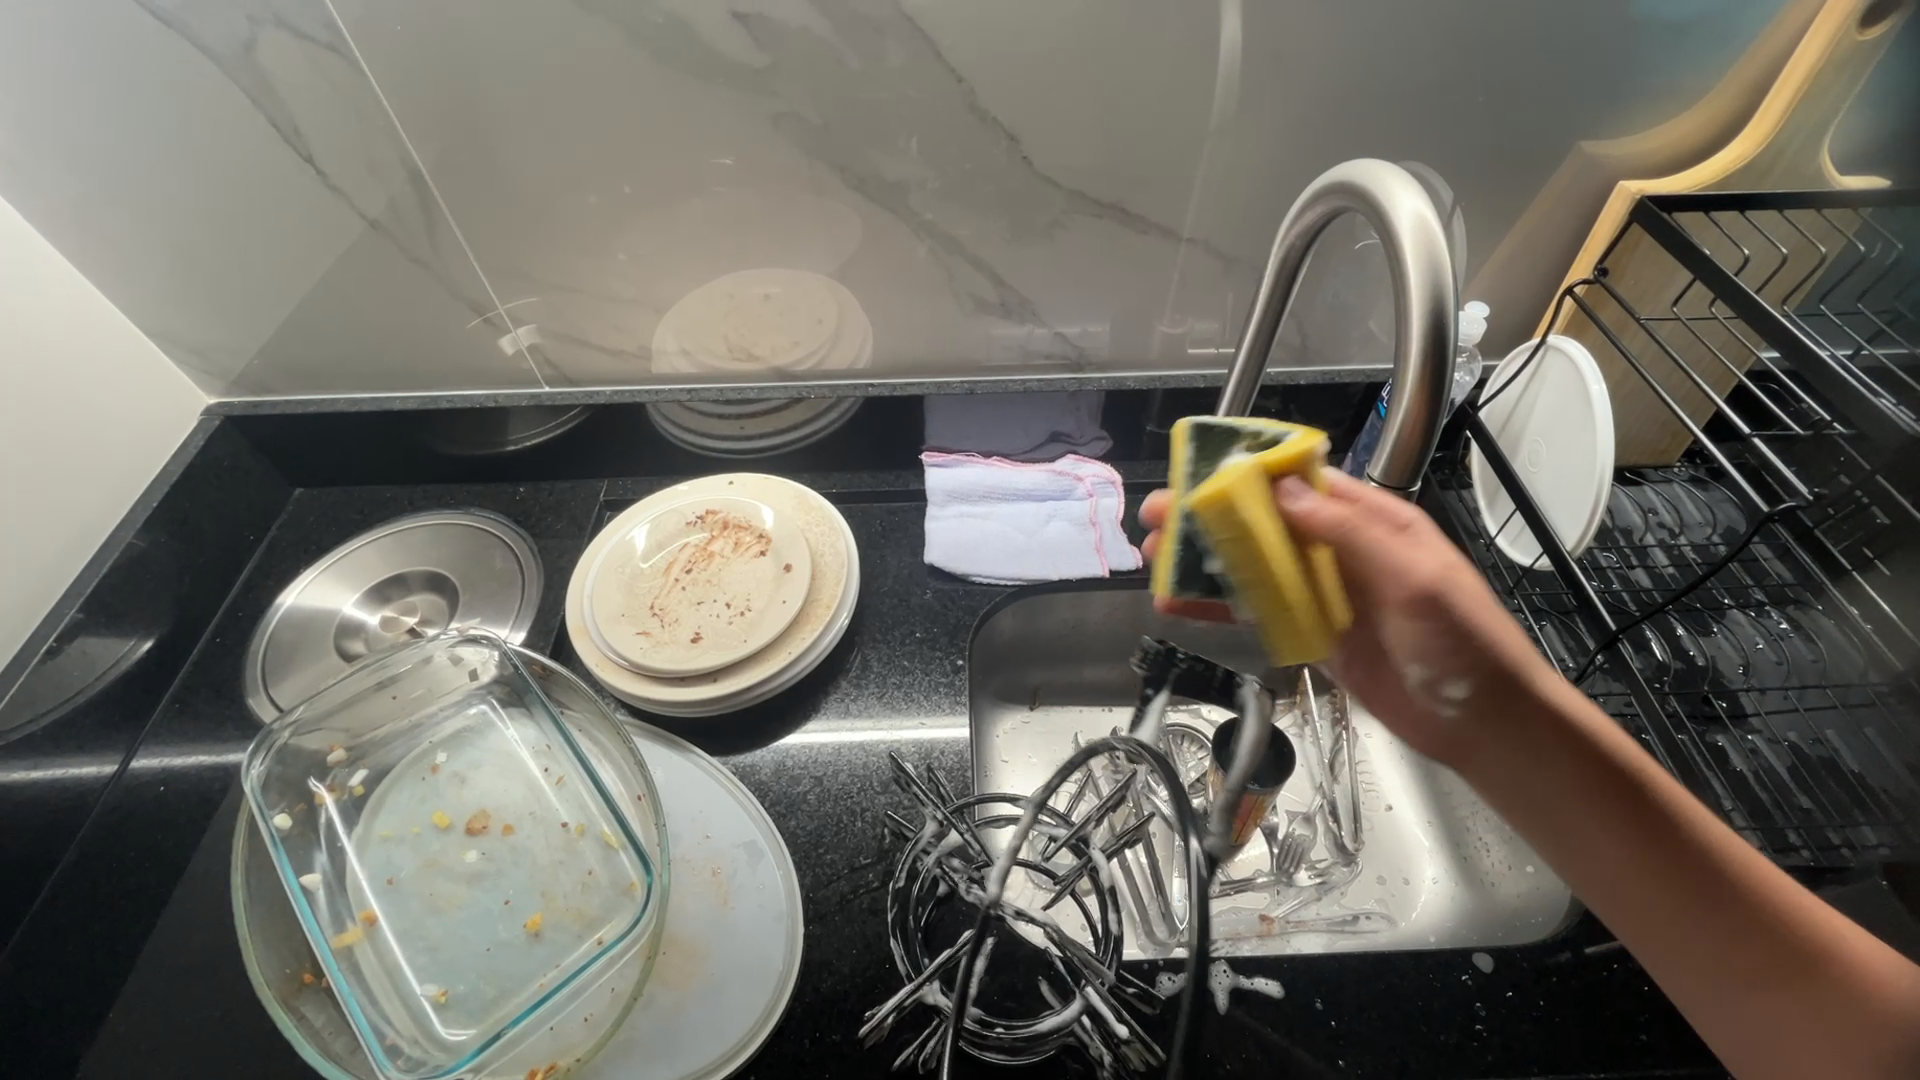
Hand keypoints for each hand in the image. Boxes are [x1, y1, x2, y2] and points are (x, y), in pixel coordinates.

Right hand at [1139, 470, 1562, 766]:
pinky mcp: (1307, 631)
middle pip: (1264, 523)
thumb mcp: (1415, 579)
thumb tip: (1286, 489)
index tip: (1199, 470)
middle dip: (1209, 516)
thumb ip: (1350, 532)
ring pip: (1251, 565)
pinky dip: (1217, 606)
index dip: (1249, 474)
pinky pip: (1255, 610)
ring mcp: (1320, 591)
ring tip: (1154, 557)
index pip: (1302, 483)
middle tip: (1158, 515)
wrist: (1481, 724)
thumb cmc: (1463, 644)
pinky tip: (1177, 604)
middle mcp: (1338, 549)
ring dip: (1203, 560)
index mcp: (1372, 521)